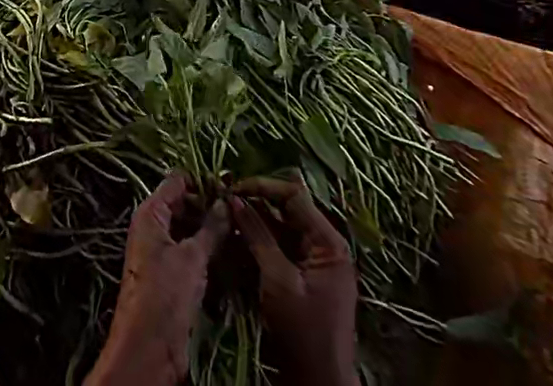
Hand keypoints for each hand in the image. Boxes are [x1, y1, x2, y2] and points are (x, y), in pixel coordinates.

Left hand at [86, 173, 230, 385]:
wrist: (149, 348)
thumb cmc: (165, 293)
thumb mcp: (192, 257)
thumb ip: (212, 227)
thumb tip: (226, 202)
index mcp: (151, 213)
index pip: (178, 181)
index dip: (203, 181)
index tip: (232, 186)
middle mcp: (154, 227)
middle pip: (184, 204)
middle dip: (211, 206)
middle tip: (242, 210)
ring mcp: (161, 251)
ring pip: (190, 229)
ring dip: (213, 230)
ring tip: (243, 229)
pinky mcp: (171, 273)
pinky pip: (192, 251)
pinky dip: (209, 250)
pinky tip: (233, 251)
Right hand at [232, 177, 357, 385]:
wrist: (319, 383)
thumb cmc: (302, 332)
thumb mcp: (277, 279)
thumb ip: (258, 235)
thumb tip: (235, 200)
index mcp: (328, 241)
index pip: (294, 196)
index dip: (262, 187)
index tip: (233, 188)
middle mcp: (324, 245)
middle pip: (287, 210)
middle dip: (256, 202)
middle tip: (224, 199)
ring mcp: (314, 262)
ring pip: (281, 228)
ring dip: (254, 221)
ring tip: (226, 215)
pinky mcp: (303, 277)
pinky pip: (280, 248)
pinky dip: (259, 241)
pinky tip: (236, 238)